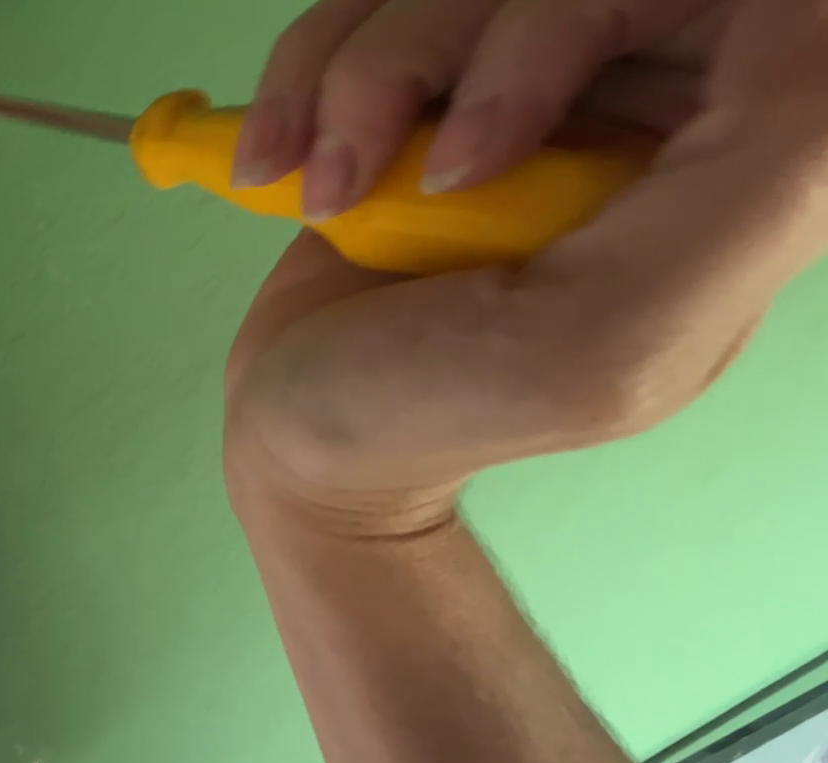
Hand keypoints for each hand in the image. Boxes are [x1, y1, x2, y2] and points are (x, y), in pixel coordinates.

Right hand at [223, 0, 827, 537]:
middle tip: (392, 177)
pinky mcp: (399, 103)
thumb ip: (763, 179)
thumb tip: (804, 8)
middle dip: (443, 57)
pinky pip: (348, 23)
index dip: (603, 22)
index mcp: (726, 155)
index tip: (497, 139)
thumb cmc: (421, 415)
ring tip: (318, 195)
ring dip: (348, 85)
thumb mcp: (604, 340)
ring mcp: (499, 90)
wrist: (291, 438)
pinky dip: (291, 94)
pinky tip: (270, 166)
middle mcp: (624, 97)